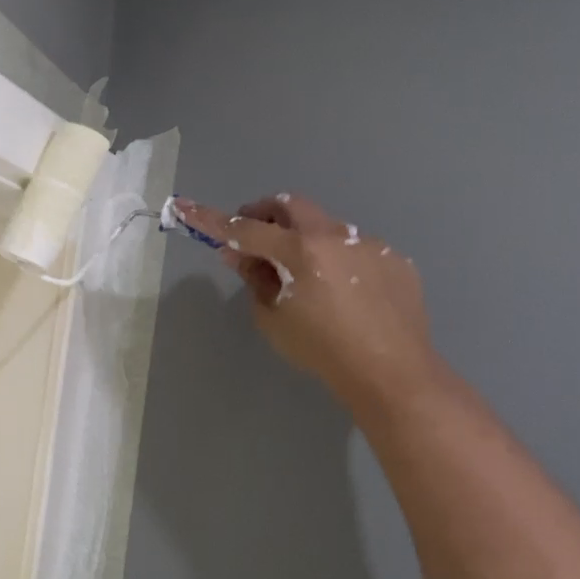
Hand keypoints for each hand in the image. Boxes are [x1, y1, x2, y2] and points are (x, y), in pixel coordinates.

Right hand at [175, 194, 443, 408]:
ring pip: (326, 227)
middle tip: (252, 236)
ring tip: (302, 275)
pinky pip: (355, 249)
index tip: (184, 206)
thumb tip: (241, 254)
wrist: (393, 373)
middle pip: (290, 205)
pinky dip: (336, 259)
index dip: (210, 219)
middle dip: (264, 213)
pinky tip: (341, 292)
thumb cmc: (321, 350)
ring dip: (304, 239)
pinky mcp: (395, 260)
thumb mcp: (272, 318)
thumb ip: (255, 278)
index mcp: (301, 251)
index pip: (245, 229)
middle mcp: (336, 237)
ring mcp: (371, 246)